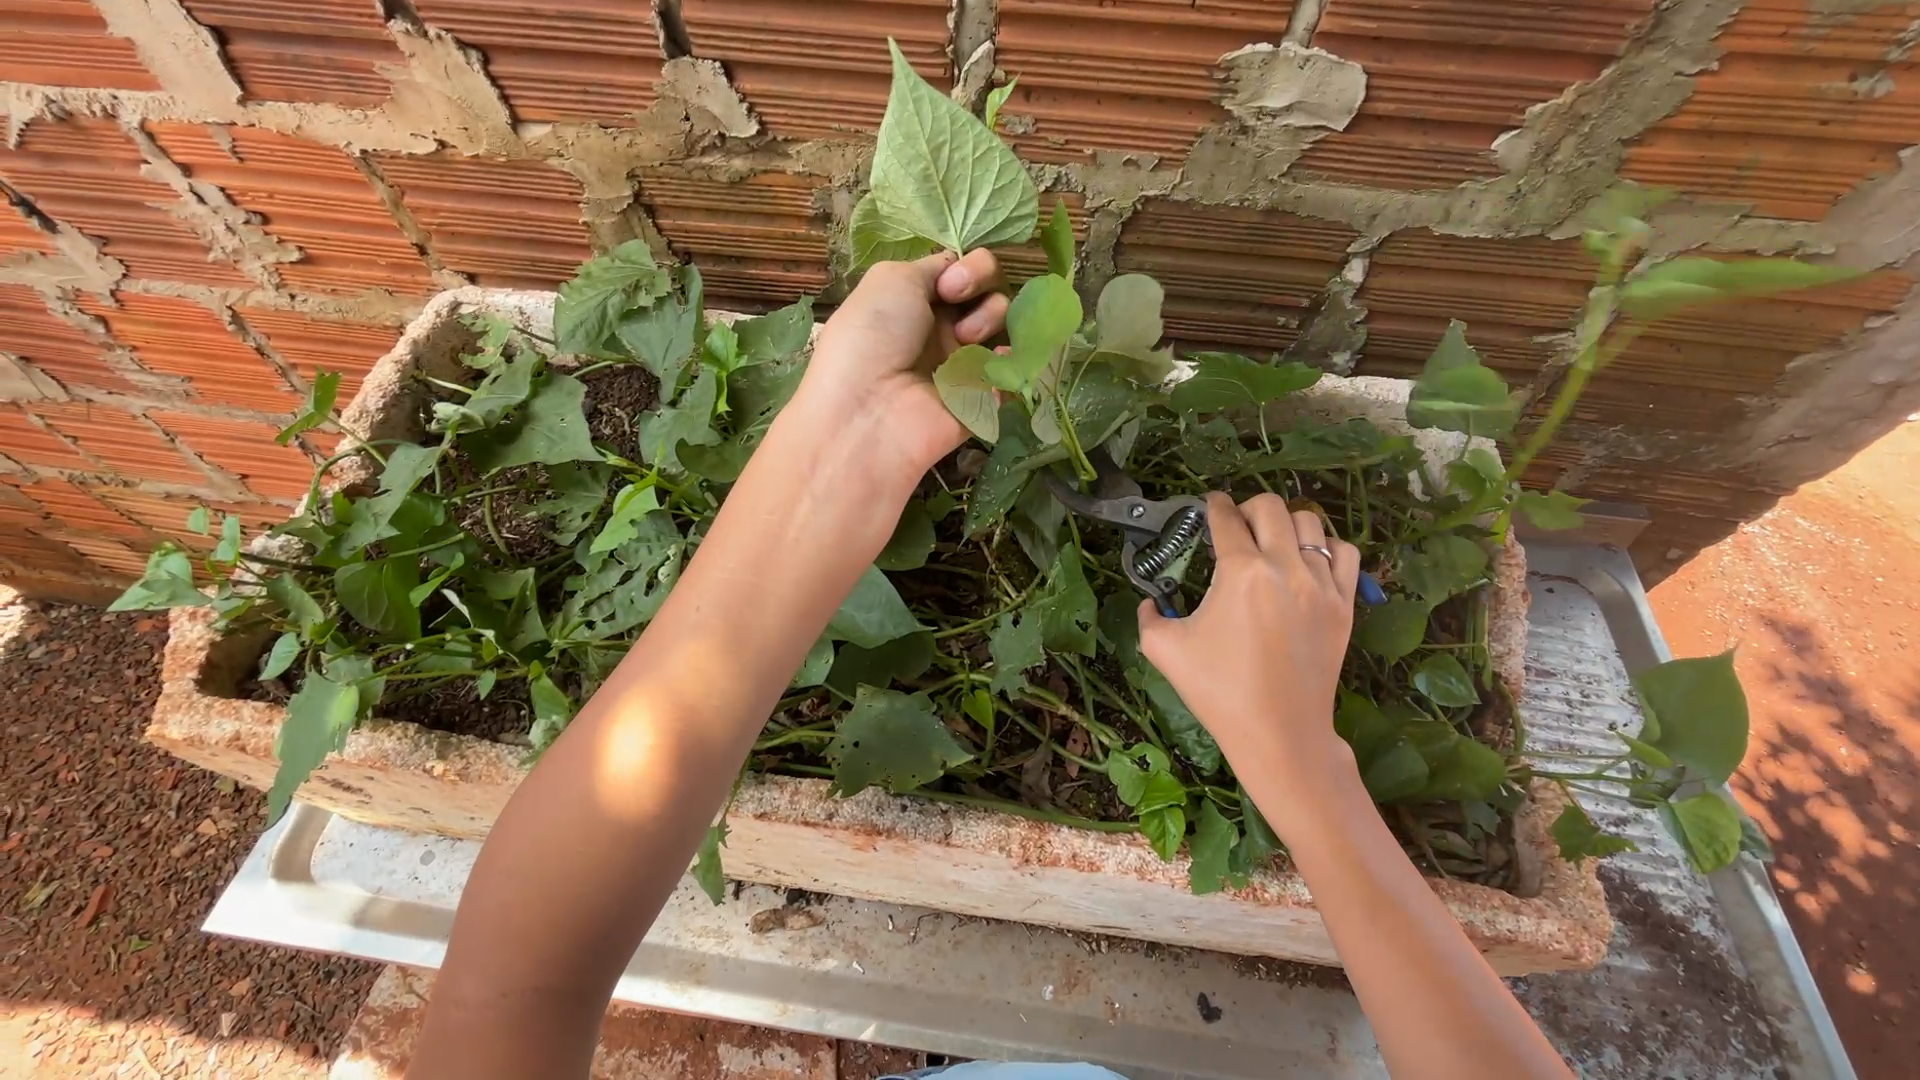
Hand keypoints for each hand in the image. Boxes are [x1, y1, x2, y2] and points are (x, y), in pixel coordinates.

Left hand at [798, 249, 1008, 473]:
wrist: (868, 411)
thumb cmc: (871, 338)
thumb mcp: (891, 280)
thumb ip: (933, 268)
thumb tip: (958, 270)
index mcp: (918, 302)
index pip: (965, 273)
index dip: (970, 268)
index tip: (949, 285)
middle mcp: (942, 330)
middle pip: (991, 293)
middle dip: (985, 288)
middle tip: (957, 307)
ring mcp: (965, 365)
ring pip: (1006, 327)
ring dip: (993, 319)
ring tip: (968, 339)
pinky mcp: (982, 400)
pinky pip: (1011, 374)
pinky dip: (1013, 361)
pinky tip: (999, 360)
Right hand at [1138, 493, 1362, 834]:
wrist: (1280, 733)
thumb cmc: (1219, 691)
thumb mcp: (1164, 651)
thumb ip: (1148, 616)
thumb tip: (1149, 601)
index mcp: (1241, 572)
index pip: (1226, 519)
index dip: (1213, 506)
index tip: (1208, 506)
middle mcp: (1286, 567)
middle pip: (1271, 506)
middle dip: (1247, 507)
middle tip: (1235, 526)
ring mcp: (1322, 585)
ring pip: (1311, 523)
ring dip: (1286, 524)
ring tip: (1272, 542)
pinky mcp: (1344, 605)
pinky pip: (1344, 553)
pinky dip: (1325, 548)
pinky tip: (1307, 563)